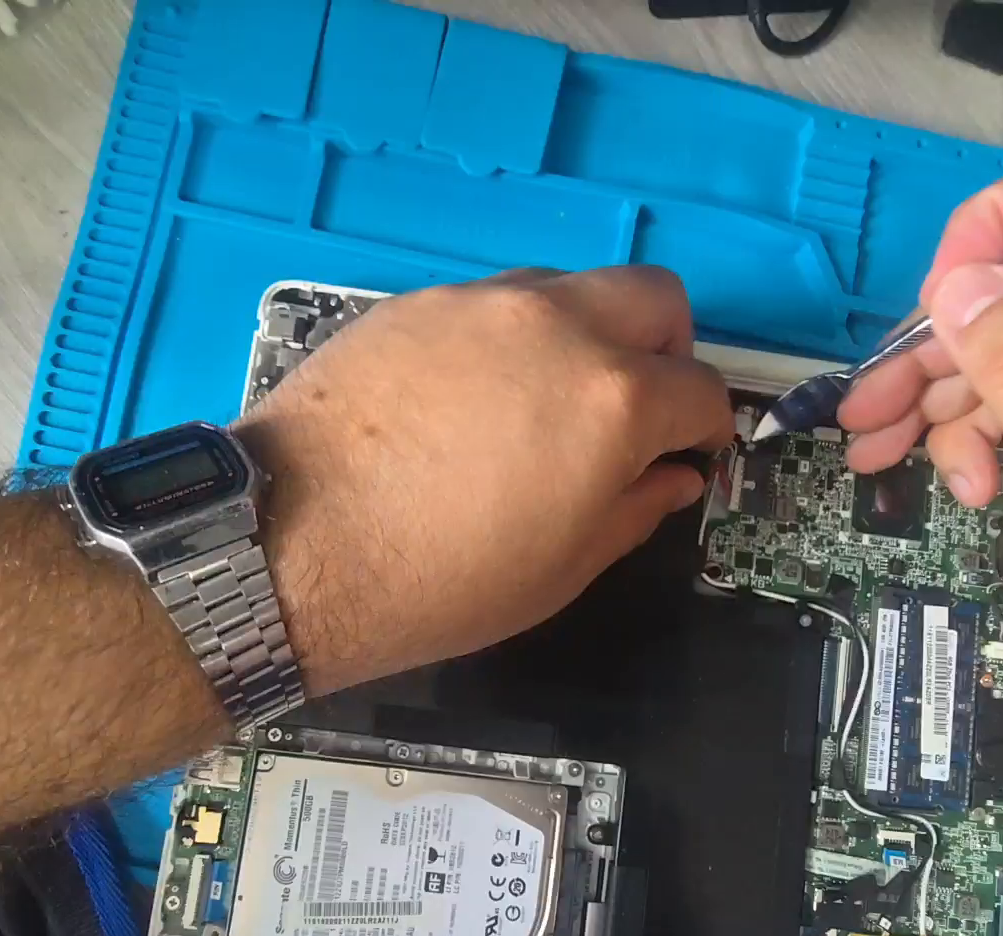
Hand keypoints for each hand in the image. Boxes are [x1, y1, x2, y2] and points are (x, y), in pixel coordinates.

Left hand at [236, 267, 731, 694]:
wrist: (295, 547)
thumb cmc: (443, 582)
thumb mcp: (563, 568)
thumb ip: (635, 508)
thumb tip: (675, 476)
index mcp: (614, 400)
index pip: (701, 389)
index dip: (707, 428)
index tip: (689, 454)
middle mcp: (560, 324)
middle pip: (656, 299)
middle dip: (667, 352)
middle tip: (636, 412)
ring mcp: (484, 302)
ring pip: (574, 288)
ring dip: (589, 336)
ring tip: (544, 404)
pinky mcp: (419, 302)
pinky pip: (496, 303)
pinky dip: (515, 339)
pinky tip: (470, 397)